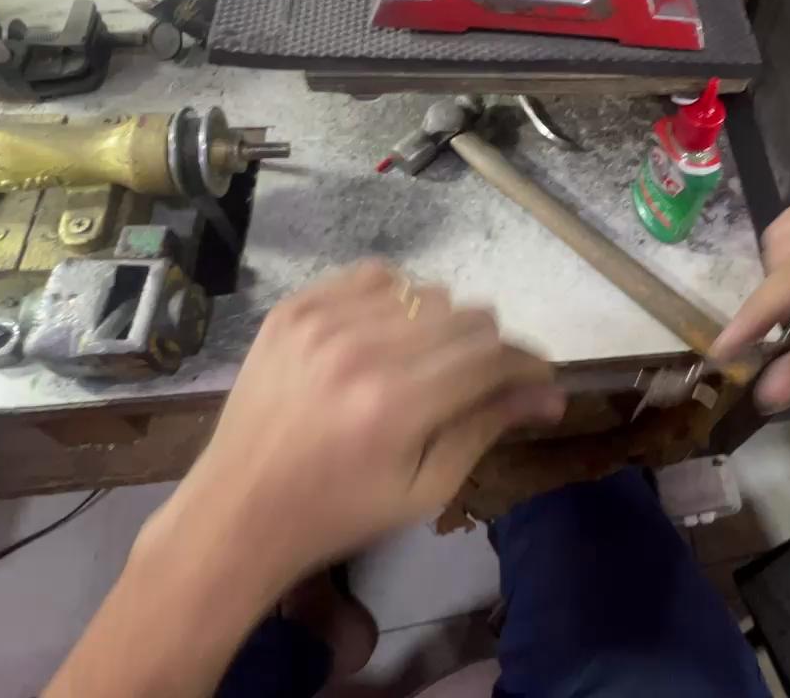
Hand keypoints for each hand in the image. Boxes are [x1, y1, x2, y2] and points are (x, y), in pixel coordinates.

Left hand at [146, 261, 564, 586]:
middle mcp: (363, 349)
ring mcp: (323, 320)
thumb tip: (552, 395)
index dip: (527, 365)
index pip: (493, 356)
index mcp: (398, 404)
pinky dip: (396, 300)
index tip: (539, 377)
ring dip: (442, 324)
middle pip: (468, 315)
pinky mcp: (296, 307)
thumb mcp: (426, 486)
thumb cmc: (341, 511)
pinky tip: (385, 335)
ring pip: (427, 291)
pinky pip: (377, 276)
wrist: (236, 512)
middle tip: (477, 379)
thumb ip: (489, 425)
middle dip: (488, 347)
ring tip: (425, 362)